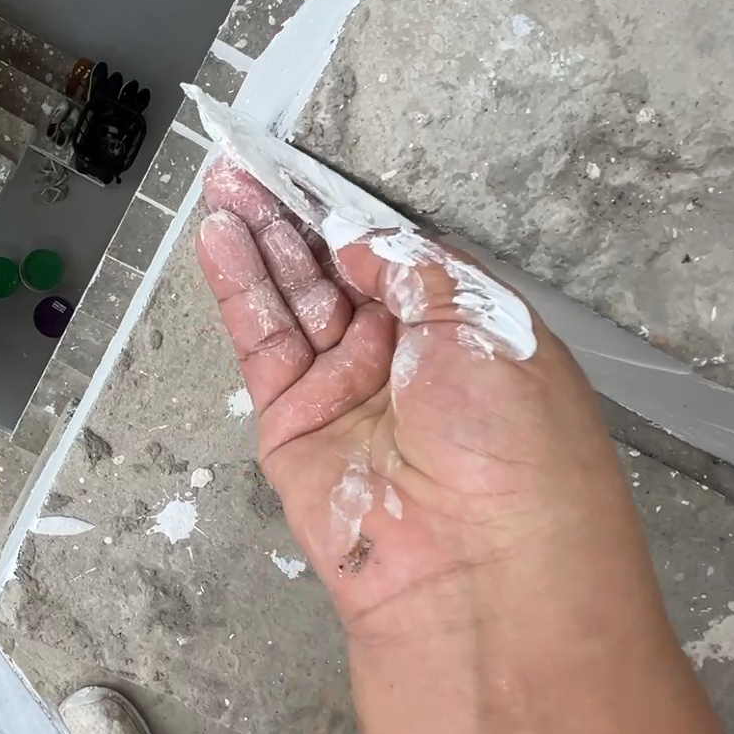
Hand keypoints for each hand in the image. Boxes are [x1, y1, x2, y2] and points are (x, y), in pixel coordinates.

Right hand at [195, 161, 645, 638]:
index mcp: (458, 328)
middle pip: (333, 269)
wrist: (476, 566)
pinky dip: (238, 290)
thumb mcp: (481, 325)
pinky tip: (220, 241)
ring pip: (291, 298)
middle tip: (249, 167)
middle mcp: (398, 355)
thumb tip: (356, 238)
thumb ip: (410, 268)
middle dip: (291, 216)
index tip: (309, 168)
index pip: (390, 251)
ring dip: (257, 242)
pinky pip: (261, 341)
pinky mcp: (291, 419)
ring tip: (224, 189)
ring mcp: (341, 387)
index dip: (348, 209)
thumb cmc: (513, 445)